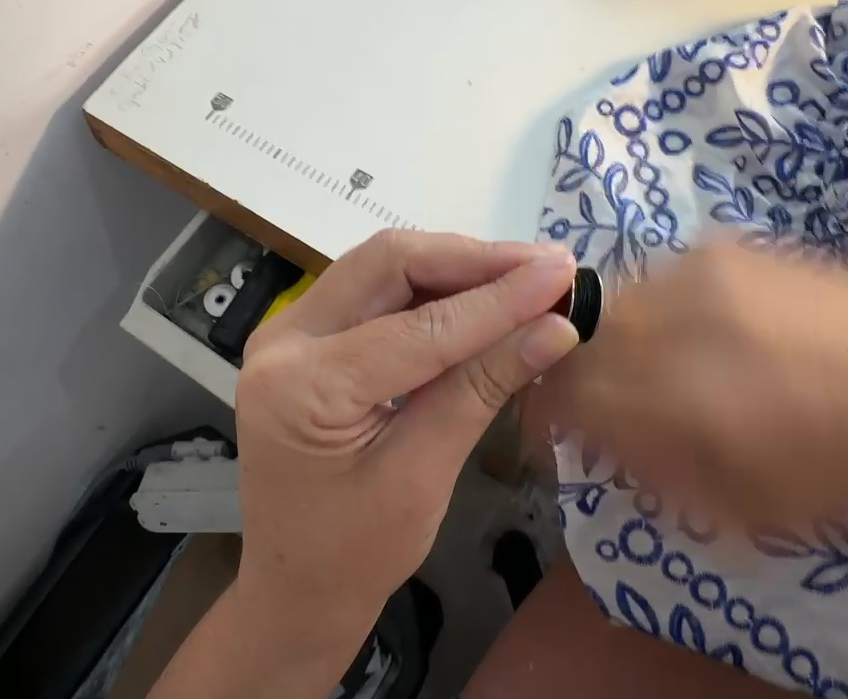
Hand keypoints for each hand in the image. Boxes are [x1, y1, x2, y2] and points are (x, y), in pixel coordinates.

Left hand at [232, 230, 579, 620]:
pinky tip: (482, 296)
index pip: (419, 325)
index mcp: (301, 385)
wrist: (294, 587)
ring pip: (383, 267)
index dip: (498, 298)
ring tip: (526, 276)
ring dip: (456, 267)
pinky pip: (375, 291)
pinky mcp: (306, 335)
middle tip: (546, 266)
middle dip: (473, 260)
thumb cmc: (354, 554)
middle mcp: (283, 338)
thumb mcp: (423, 476)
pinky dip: (433, 288)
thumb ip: (482, 389)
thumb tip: (556, 326)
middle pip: (389, 263)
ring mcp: (290, 330)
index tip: (563, 276)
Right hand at [530, 239, 847, 526]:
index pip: (559, 391)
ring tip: (661, 358)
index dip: (543, 408)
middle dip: (577, 369)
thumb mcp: (731, 501)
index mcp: (667, 400)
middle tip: (605, 393)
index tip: (550, 424)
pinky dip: (664, 305)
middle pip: (577, 338)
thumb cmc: (830, 468)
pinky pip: (662, 275)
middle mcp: (668, 324)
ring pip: (616, 301)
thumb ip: (645, 465)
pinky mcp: (725, 247)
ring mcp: (695, 274)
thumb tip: (590, 434)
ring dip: (619, 334)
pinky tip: (703, 325)